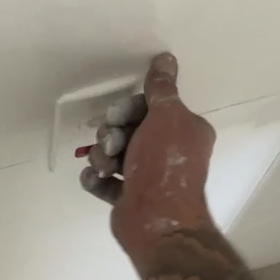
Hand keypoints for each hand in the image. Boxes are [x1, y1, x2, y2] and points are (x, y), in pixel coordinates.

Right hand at [78, 53, 217, 262]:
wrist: (155, 221)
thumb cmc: (164, 166)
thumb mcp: (166, 117)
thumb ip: (162, 88)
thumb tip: (165, 58)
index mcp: (184, 131)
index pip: (150, 108)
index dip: (128, 110)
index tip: (116, 116)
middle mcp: (167, 152)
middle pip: (128, 130)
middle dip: (111, 135)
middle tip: (112, 145)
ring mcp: (146, 177)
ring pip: (113, 155)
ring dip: (102, 157)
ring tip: (104, 168)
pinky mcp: (128, 197)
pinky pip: (104, 180)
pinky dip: (96, 179)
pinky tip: (95, 180)